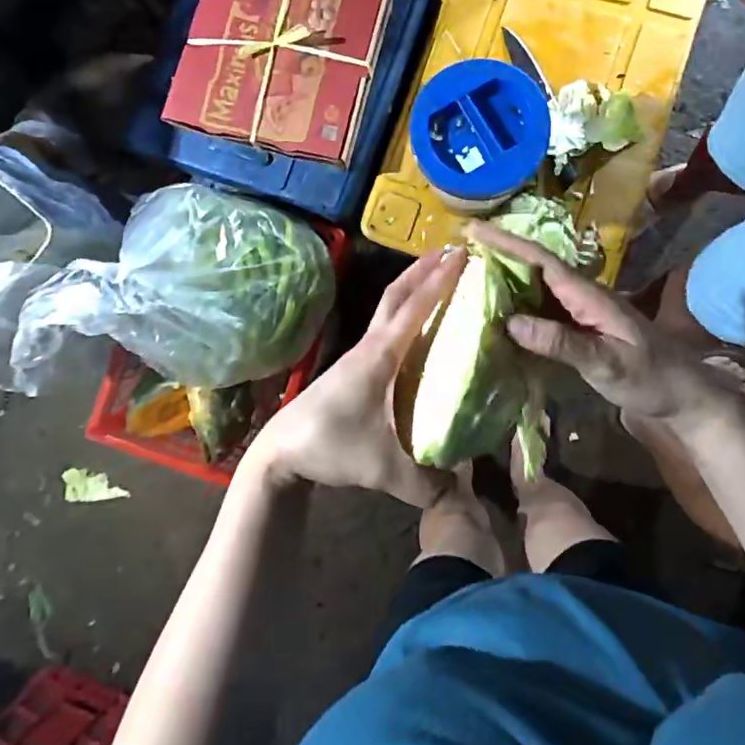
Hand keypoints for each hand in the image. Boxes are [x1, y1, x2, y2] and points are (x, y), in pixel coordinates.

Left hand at [246, 249, 464, 507]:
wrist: (280, 451)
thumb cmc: (328, 447)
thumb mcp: (381, 470)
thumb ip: (426, 483)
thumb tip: (464, 494)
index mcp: (378, 357)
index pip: (412, 309)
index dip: (438, 281)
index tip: (462, 256)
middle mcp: (368, 347)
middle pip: (397, 295)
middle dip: (424, 269)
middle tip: (454, 250)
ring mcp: (358, 355)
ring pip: (389, 309)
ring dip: (414, 287)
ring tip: (442, 275)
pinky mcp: (354, 368)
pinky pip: (386, 329)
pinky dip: (406, 313)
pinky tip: (420, 325)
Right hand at [465, 222, 732, 428]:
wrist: (684, 398)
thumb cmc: (651, 378)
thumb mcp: (607, 364)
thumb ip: (561, 343)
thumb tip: (511, 322)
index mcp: (588, 296)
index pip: (541, 261)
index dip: (507, 244)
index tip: (474, 230)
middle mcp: (580, 296)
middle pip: (533, 267)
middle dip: (498, 254)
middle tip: (458, 250)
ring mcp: (578, 313)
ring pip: (534, 288)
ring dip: (503, 279)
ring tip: (466, 276)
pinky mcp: (577, 329)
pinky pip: (539, 311)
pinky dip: (515, 307)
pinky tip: (495, 314)